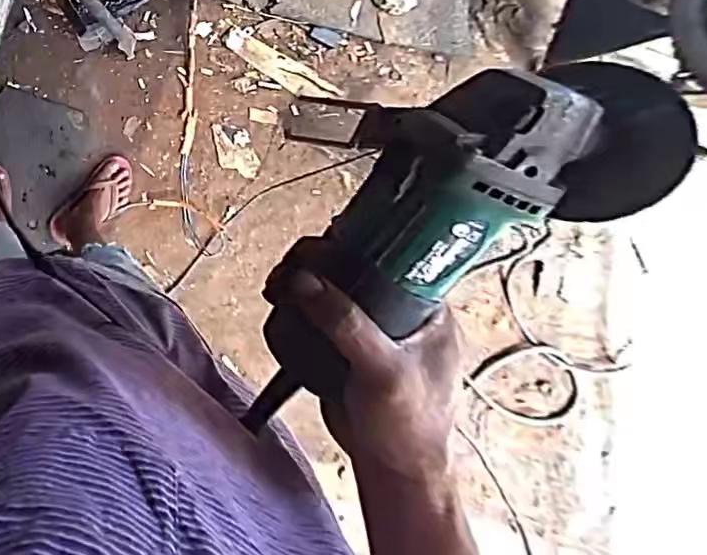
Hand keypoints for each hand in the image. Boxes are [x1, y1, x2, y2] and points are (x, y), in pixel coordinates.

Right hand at [276, 245, 462, 484]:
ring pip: (329, 277)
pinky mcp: (345, 333)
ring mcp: (371, 320)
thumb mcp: (383, 372)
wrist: (390, 467)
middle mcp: (400, 308)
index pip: (391, 254)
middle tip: (289, 269)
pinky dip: (294, 293)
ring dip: (299, 275)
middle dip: (314, 259)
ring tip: (278, 285)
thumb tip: (304, 280)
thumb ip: (345, 323)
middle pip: (350, 261)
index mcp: (427, 311)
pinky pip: (315, 299)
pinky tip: (280, 298)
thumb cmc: (409, 427)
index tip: (322, 242)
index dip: (356, 240)